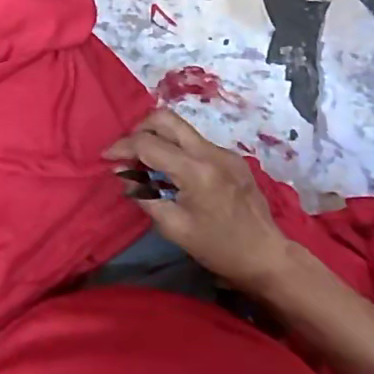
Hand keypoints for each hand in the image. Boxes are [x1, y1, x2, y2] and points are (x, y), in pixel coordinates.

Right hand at [104, 108, 296, 293]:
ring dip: (158, 138)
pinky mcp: (232, 157)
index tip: (107, 158)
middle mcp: (210, 151)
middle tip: (126, 152)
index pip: (148, 144)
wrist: (266, 255)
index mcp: (196, 170)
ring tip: (145, 164)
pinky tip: (172, 175)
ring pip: (181, 129)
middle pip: (165, 118)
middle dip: (139, 129)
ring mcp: (224, 151)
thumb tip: (126, 176)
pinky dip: (177, 150)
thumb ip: (146, 197)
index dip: (122, 147)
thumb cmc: (218, 248)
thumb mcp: (174, 228)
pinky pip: (196, 143)